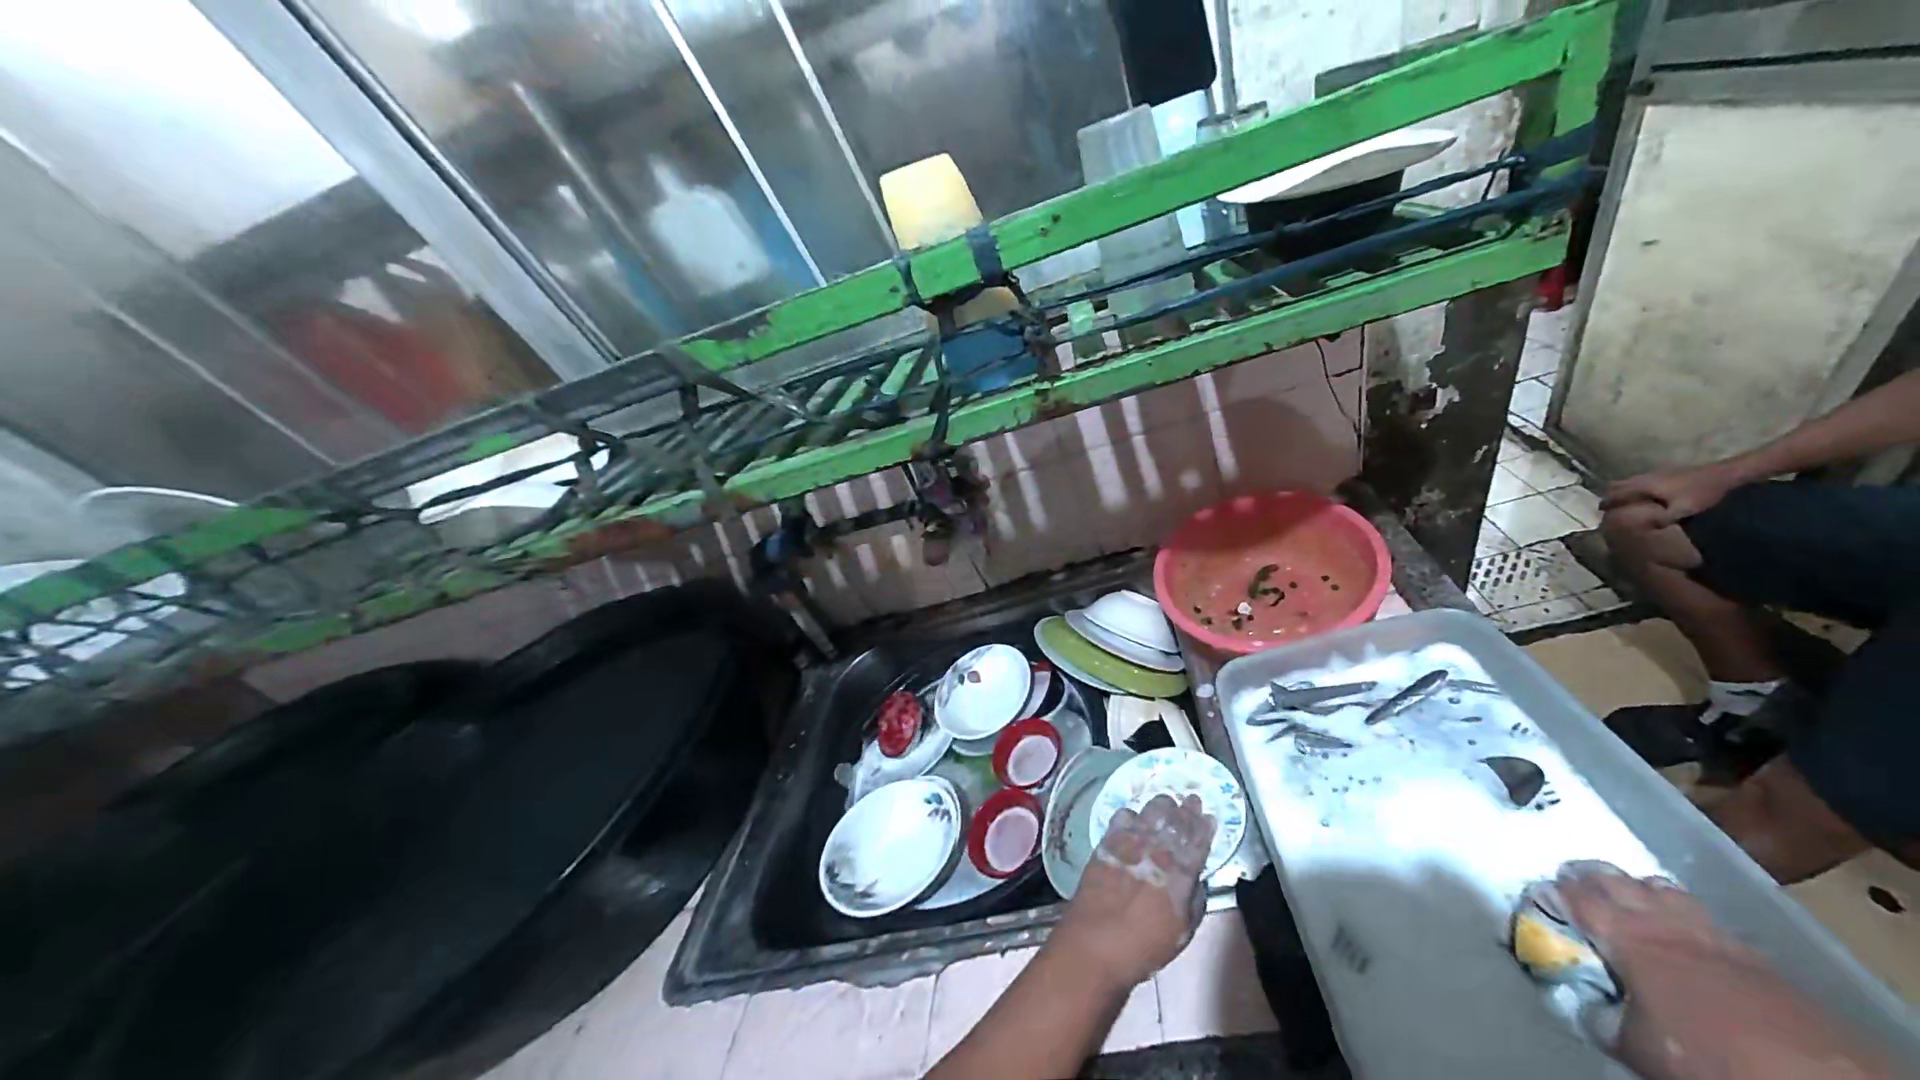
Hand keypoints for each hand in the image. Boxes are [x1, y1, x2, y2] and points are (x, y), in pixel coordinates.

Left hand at [1049, 794, 1214, 990]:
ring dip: (1161, 806)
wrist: (1096, 941)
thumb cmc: (1145, 945)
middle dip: (1185, 810)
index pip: (1197, 840)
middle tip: (1190, 801)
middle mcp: (1156, 850)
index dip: (1203, 825)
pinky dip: (1131, 814)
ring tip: (1166, 804)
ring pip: (1149, 812)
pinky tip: (1134, 816)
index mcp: (1181, 871)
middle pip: (1174, 820)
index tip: (1208, 815)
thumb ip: (1194, 898)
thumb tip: (1196, 878)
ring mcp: (1129, 843)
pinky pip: (1121, 818)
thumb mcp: (1184, 930)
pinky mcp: (1106, 843)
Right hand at [1557, 863, 1893, 1079]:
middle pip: (1613, 878)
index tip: (1534, 897)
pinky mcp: (1747, 951)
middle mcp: (1661, 922)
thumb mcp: (1634, 1045)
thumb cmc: (1705, 1056)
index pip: (1574, 897)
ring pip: (1659, 886)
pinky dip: (1674, 907)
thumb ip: (1597, 1015)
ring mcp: (1708, 932)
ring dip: (1633, 885)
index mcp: (1625, 937)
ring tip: (1622, 895)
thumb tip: (1577, 1001)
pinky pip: (1698, 911)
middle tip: (1567, 880)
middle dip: (1584, 875)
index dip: (1548, 892)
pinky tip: (1675, 925)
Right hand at [1599, 463, 1740, 526]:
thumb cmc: (1703, 493)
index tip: (1598, 511)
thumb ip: (1662, 519)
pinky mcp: (1666, 472)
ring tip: (1622, 500)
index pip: (1616, 494)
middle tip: (1607, 506)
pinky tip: (1643, 494)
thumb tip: (1645, 526)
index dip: (1606, 503)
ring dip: (1622, 490)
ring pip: (1629, 481)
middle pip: (1618, 484)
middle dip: (1609, 494)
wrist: (1727, 474)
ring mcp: (1656, 473)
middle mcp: (1645, 478)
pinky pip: (1640, 480)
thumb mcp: (1683, 510)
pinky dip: (1634, 487)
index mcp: (1644, 486)